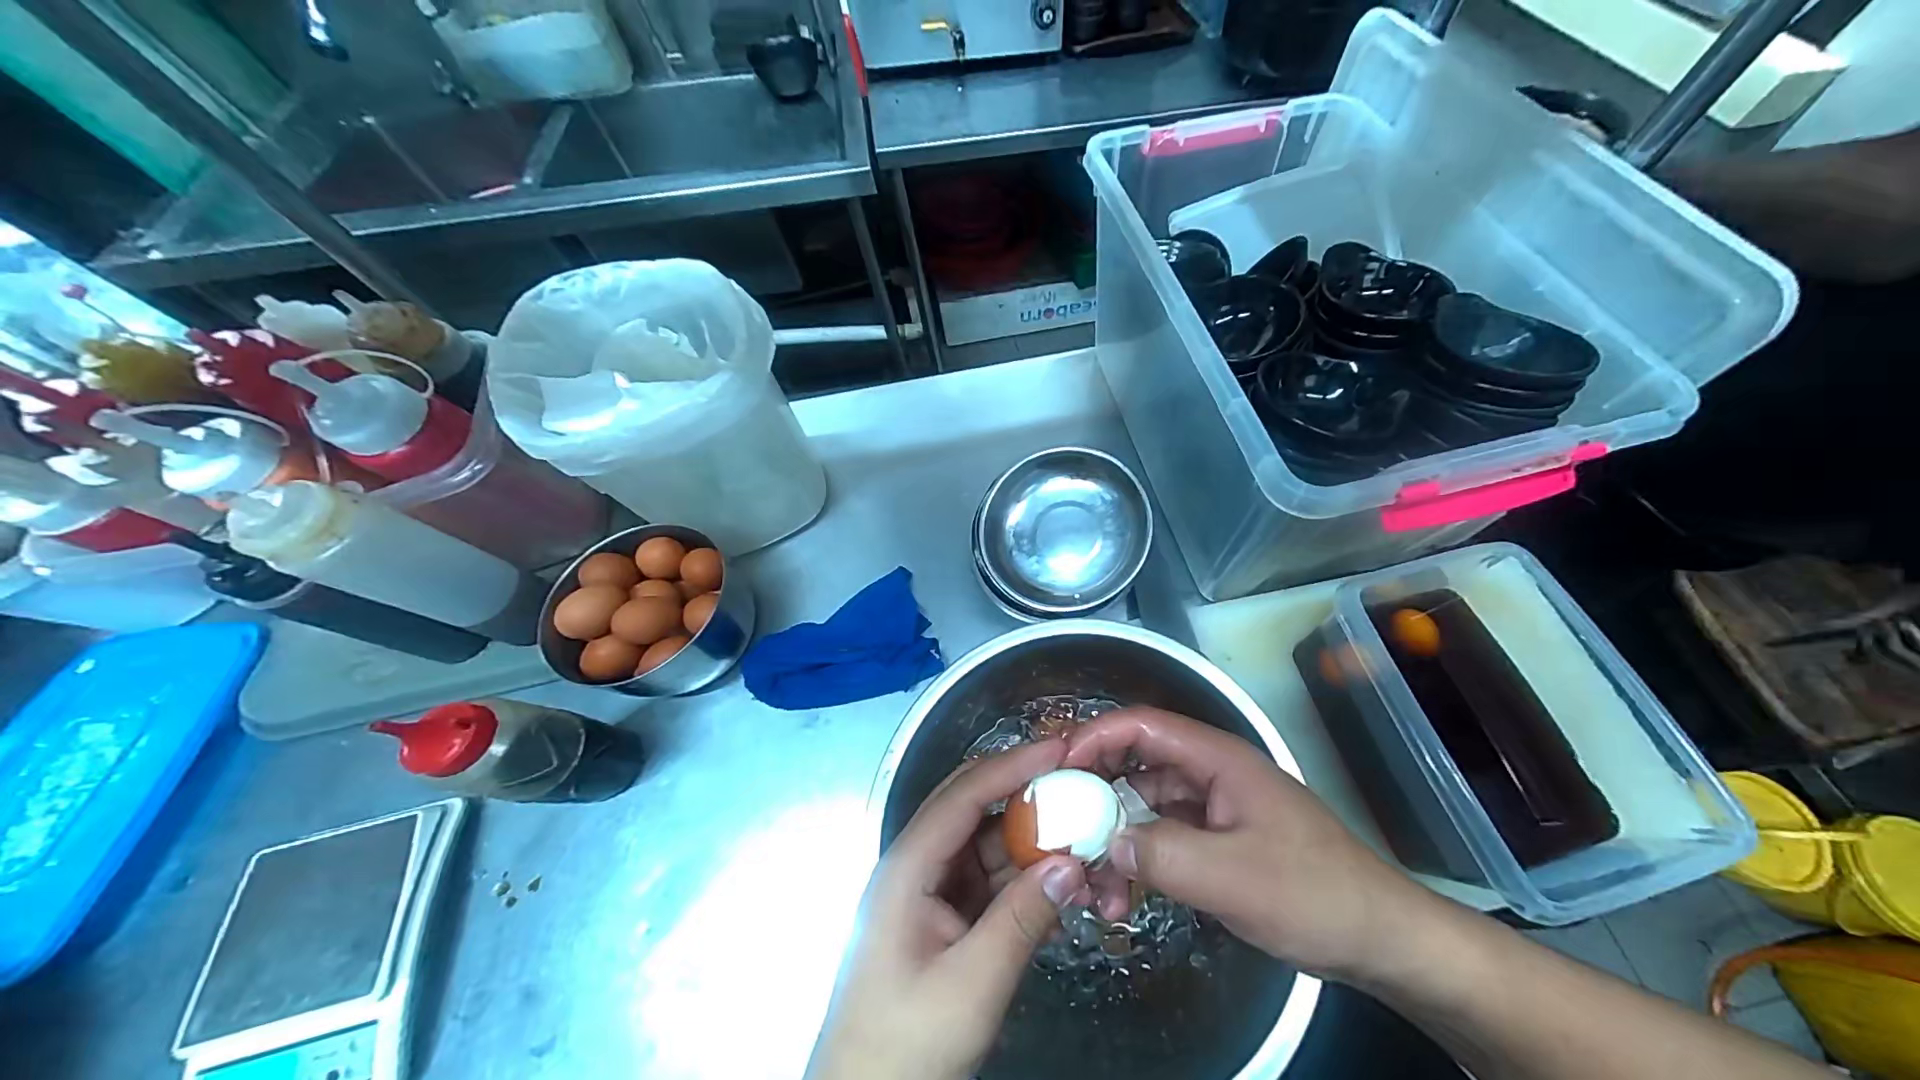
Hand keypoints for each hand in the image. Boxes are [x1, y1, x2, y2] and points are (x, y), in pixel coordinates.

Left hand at [806, 738, 1092, 1079]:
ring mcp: (929, 891)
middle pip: (972, 808)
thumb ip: (1022, 920)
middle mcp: (916, 865)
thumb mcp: (971, 985)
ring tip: (1079, 825)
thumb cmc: (906, 1041)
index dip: (1012, 767)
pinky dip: (1022, 873)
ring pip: (984, 843)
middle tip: (1074, 777)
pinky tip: (1056, 874)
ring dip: (1028, 835)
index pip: (963, 795)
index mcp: (908, 865)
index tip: (1061, 751)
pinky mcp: (943, 916)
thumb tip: (1073, 864)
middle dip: (1021, 789)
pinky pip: (987, 879)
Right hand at [1063, 707, 1437, 981]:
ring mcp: (1211, 807)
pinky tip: (1122, 896)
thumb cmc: (1314, 894)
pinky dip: (1137, 860)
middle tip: (1060, 825)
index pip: (1140, 725)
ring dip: (1113, 837)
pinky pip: (1160, 838)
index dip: (1094, 737)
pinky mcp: (1214, 841)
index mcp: (1216, 759)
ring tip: (1094, 884)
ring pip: (1142, 806)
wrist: (1382, 941)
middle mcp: (1209, 773)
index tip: (1057, 770)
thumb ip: (1163, 854)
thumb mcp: (1234, 877)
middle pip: (1134, 762)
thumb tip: (1103, 841)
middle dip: (1094, 792)